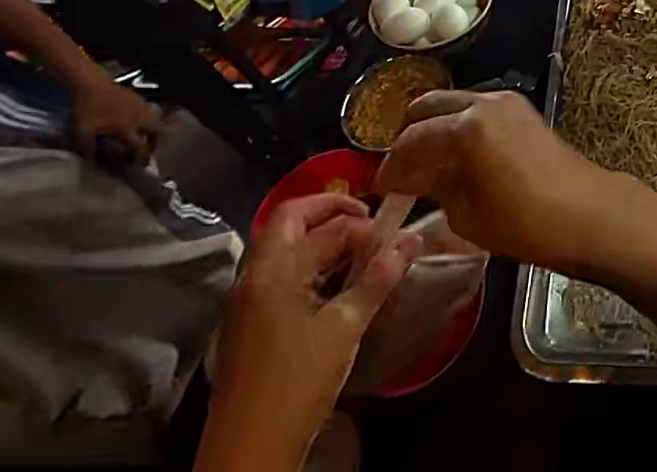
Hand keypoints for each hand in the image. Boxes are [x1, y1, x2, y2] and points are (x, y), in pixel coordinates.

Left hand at [70, 81, 161, 160]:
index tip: (144, 163)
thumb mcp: (82, 131)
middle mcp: (140, 119)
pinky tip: (139, 120)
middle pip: (156, 132)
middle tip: (150, 147)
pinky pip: (151, 112)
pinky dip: (149, 118)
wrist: (92, 86)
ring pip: (157, 121)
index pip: (140, 146)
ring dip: (154, 129)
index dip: (143, 155)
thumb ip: (89, 147)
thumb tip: (93, 161)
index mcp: (126, 129)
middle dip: (155, 141)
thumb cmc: (88, 110)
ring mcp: (142, 107)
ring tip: (147, 134)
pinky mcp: (141, 100)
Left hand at [209, 195, 419, 449]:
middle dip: (329, 208)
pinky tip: (330, 277)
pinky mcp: (246, 315)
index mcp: (277, 270)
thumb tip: (412, 240)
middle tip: (366, 219)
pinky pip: (275, 265)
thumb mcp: (347, 326)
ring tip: (354, 247)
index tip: (392, 238)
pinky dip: (304, 256)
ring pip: (279, 241)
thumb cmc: (300, 381)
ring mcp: (245, 294)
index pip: (329, 228)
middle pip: (289, 217)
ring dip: (315, 232)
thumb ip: (379, 277)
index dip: (365, 227)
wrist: (248, 448)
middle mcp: (254, 273)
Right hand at [376, 90, 656, 273]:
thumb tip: (408, 178)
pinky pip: (478, 110)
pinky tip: (457, 159)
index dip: (391, 166)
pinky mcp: (523, 110)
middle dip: (409, 136)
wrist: (587, 212)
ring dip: (435, 129)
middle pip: (429, 107)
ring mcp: (507, 102)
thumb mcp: (466, 212)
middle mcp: (485, 101)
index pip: (412, 139)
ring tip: (428, 167)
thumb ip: (432, 186)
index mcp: (466, 125)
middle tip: (401, 171)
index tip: (381, 189)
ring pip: (454, 104)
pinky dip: (459, 128)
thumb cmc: (524, 221)